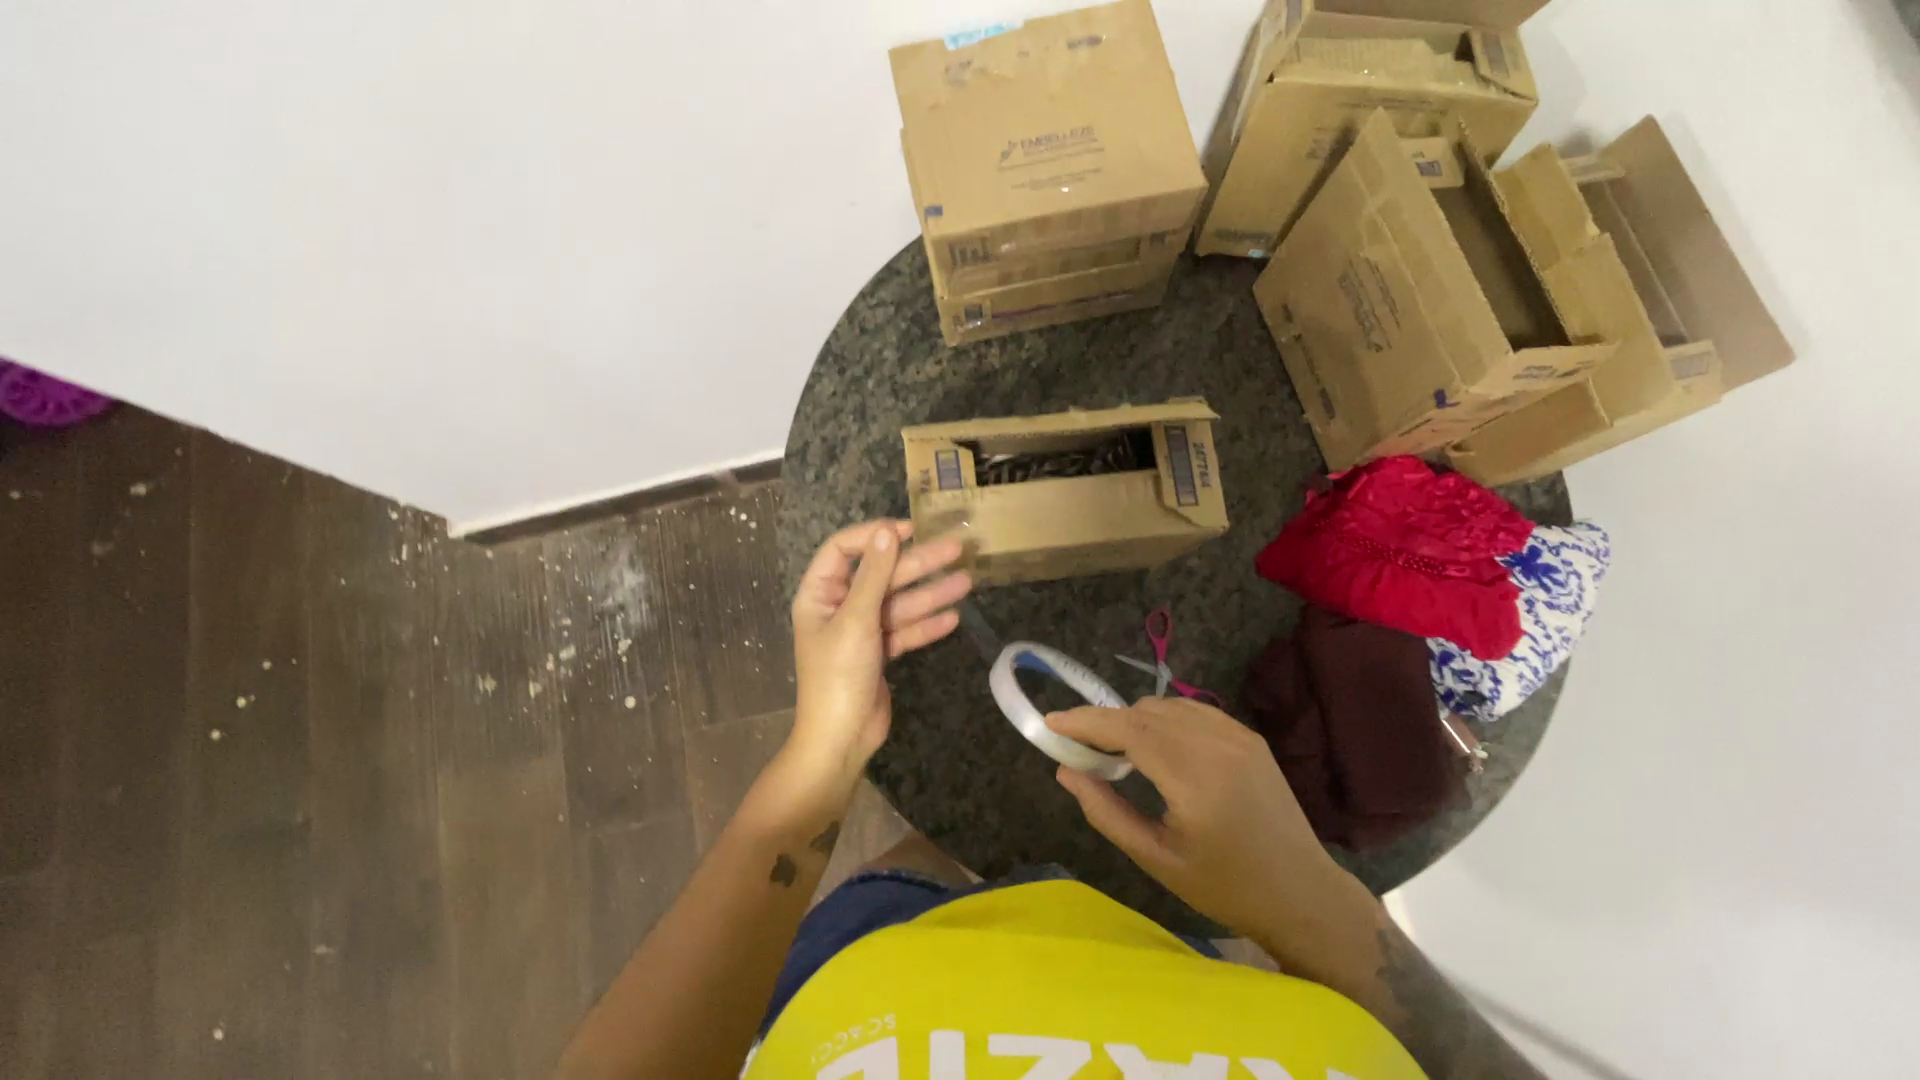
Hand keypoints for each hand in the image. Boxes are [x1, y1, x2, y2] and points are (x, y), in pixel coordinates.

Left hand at [785, 520, 970, 801]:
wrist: (841, 739)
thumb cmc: (839, 675)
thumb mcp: (857, 620)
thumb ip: (874, 575)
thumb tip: (888, 531)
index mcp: (819, 595)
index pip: (844, 550)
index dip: (876, 536)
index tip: (910, 529)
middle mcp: (838, 607)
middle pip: (881, 575)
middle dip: (918, 564)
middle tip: (956, 549)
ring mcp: (860, 631)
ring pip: (898, 603)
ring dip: (930, 594)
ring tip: (967, 582)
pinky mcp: (879, 653)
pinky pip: (904, 631)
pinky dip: (926, 625)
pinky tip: (953, 617)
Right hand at [1046, 699, 1368, 943]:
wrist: (1302, 893)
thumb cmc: (1224, 887)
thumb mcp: (1156, 859)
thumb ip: (1106, 812)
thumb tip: (1066, 772)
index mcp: (1194, 779)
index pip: (1128, 730)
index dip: (1085, 721)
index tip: (1051, 721)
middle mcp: (1217, 745)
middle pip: (1144, 713)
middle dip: (1105, 723)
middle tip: (1080, 750)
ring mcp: (1238, 736)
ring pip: (1168, 707)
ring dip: (1134, 720)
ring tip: (1116, 752)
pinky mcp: (1250, 738)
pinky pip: (1194, 711)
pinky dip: (1164, 719)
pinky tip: (1156, 746)